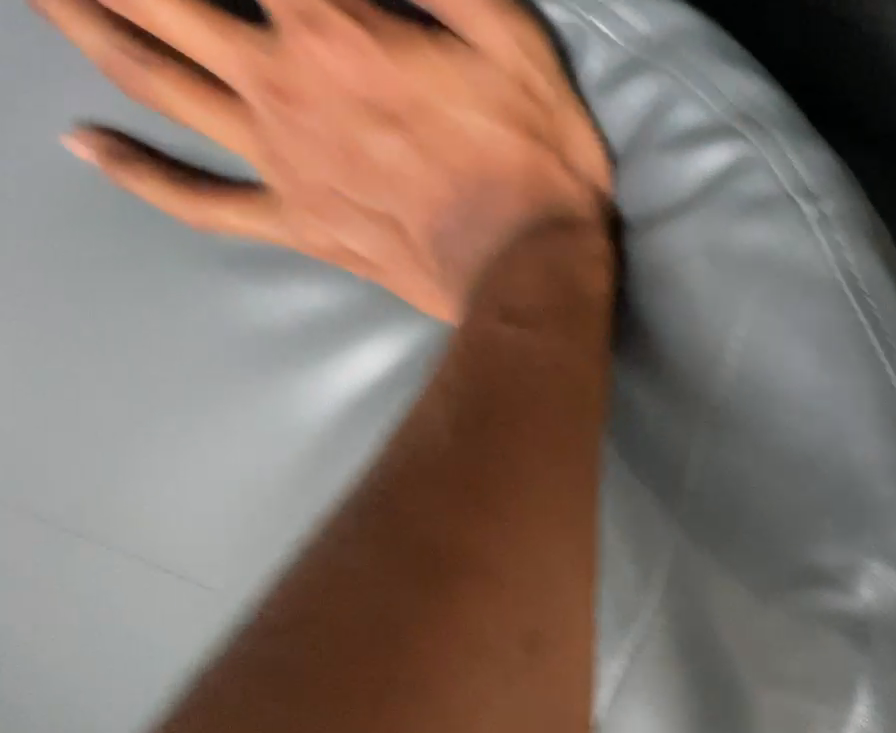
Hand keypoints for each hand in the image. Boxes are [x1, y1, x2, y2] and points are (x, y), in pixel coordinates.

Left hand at [32, 0, 612, 320]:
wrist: (533, 270)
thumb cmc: (538, 159)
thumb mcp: (518, 46)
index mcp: (333, 28)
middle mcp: (279, 81)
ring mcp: (280, 157)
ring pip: (154, 78)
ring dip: (84, 25)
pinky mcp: (298, 221)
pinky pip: (202, 201)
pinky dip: (139, 174)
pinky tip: (87, 145)